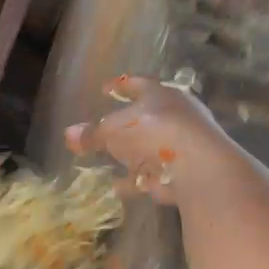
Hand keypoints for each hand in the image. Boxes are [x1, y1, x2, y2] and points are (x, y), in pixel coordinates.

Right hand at [63, 75, 238, 204]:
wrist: (199, 168)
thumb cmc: (152, 134)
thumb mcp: (111, 131)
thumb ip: (91, 134)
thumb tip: (69, 133)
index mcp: (161, 95)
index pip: (137, 83)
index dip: (119, 85)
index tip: (105, 88)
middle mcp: (178, 114)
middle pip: (148, 113)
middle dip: (128, 120)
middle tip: (108, 125)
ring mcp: (185, 142)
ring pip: (153, 143)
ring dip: (134, 151)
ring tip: (111, 158)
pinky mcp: (187, 168)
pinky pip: (155, 170)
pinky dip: (138, 177)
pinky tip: (119, 185)